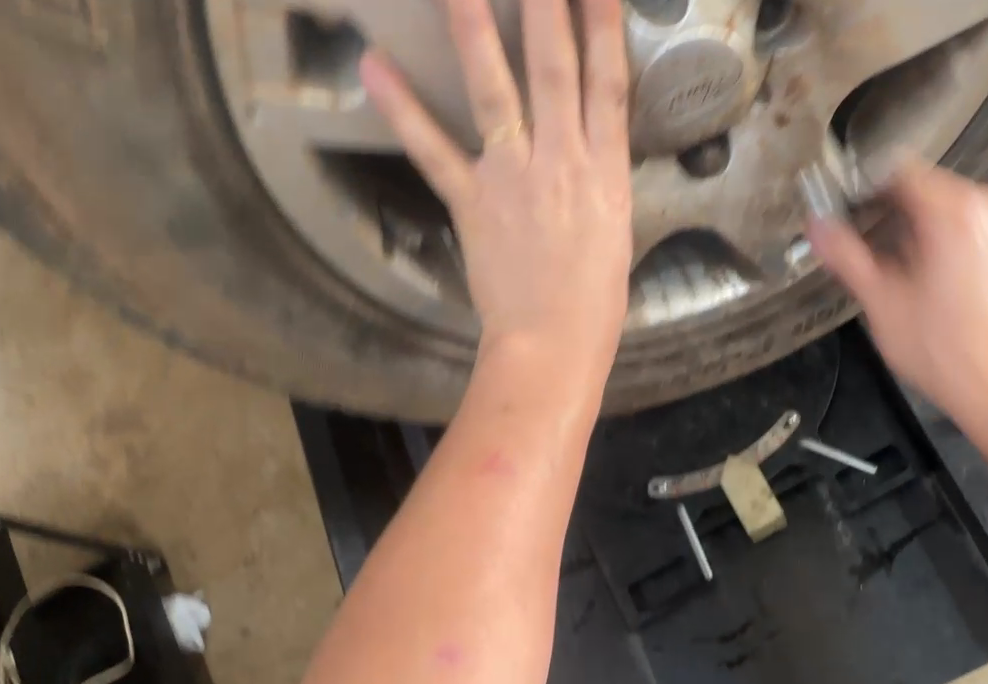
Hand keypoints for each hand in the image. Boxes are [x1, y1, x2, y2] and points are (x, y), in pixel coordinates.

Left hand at [359, 0, 633, 369]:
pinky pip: (434, 150)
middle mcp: (563, 164)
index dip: (603, 26)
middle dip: (545, 5)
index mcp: (606, 176)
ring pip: (496, 93)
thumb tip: (584, 152)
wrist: (554, 346)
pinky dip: (403, 109)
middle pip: (555, 70)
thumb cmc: (594, 303)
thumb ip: (598, 184)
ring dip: (475, 31)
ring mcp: (514, 179)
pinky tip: (374, 65)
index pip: (608, 86)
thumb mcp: (613, 234)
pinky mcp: (472, 203)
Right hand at [808, 165, 987, 425]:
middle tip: (851, 242)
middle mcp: (983, 204)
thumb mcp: (880, 301)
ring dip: (904, 225)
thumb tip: (813, 223)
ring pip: (936, 205)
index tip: (835, 209)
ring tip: (878, 261)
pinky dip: (930, 236)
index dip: (860, 187)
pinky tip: (911, 269)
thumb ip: (845, 255)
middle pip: (918, 187)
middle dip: (881, 209)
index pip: (896, 171)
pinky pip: (957, 222)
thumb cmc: (935, 347)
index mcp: (952, 210)